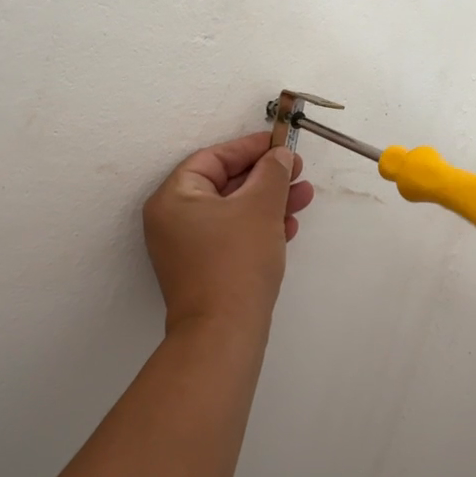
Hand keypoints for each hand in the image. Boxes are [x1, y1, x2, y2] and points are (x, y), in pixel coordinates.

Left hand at [144, 133, 314, 337]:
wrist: (224, 332)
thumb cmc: (236, 262)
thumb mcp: (260, 207)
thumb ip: (272, 173)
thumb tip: (279, 156)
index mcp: (173, 198)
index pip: (213, 158)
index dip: (250, 148)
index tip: (281, 144)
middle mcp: (172, 220)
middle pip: (224, 184)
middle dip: (265, 178)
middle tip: (297, 172)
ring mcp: (186, 248)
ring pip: (232, 212)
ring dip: (268, 202)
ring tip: (303, 197)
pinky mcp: (203, 269)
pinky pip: (231, 236)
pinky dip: (258, 227)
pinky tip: (288, 228)